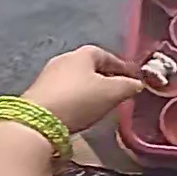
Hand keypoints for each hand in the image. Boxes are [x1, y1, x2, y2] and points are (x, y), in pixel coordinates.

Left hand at [21, 45, 144, 133]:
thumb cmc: (80, 100)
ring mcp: (49, 75)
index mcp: (83, 54)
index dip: (122, 67)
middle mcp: (64, 59)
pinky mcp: (39, 93)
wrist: (39, 121)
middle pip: (90, 66)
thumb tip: (138, 83)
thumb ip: (128, 86)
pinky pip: (65, 91)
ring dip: (89, 88)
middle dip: (105, 77)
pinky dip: (76, 97)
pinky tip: (81, 109)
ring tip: (101, 102)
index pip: (107, 56)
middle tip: (118, 90)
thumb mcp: (112, 93)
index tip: (133, 78)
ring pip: (76, 79)